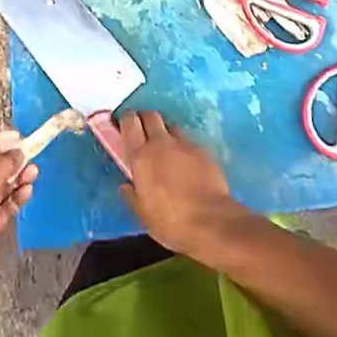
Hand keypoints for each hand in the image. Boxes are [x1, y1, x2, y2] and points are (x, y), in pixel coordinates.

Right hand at [117, 110, 255, 258]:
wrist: (211, 220)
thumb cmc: (170, 221)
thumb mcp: (142, 214)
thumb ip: (131, 196)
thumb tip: (125, 186)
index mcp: (141, 156)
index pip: (130, 123)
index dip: (126, 120)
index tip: (124, 126)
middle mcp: (161, 143)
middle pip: (151, 115)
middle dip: (145, 119)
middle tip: (143, 133)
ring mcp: (184, 144)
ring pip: (170, 126)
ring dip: (165, 132)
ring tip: (166, 148)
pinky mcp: (203, 150)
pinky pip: (188, 140)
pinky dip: (183, 146)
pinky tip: (186, 162)